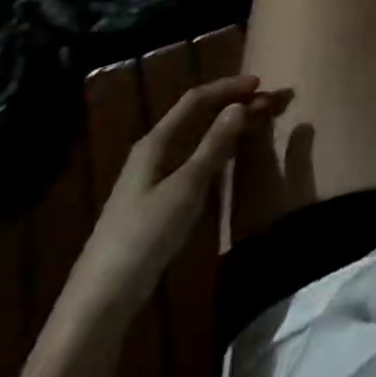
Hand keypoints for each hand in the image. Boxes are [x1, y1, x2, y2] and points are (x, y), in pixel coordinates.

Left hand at [69, 75, 273, 312]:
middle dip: (233, 105)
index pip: (195, 100)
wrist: (105, 293)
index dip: (228, 88)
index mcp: (156, 142)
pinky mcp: (158, 197)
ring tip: (259, 123)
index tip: (261, 83)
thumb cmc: (146, 233)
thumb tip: (238, 106)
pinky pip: (194, 158)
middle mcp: (153, 151)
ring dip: (228, 127)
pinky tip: (233, 155)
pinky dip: (218, 149)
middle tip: (270, 104)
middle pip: (197, 117)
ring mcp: (154, 175)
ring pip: (197, 138)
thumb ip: (213, 145)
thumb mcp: (187, 186)